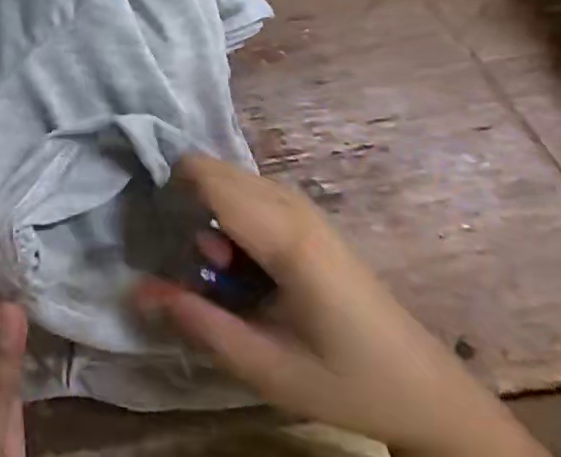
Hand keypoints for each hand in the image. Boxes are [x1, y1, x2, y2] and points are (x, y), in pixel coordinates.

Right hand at [133, 155, 545, 455]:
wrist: (424, 388)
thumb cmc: (343, 379)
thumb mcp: (264, 366)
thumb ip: (197, 322)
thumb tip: (137, 290)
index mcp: (285, 237)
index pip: (211, 178)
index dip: (171, 185)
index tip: (148, 218)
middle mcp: (294, 207)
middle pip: (219, 172)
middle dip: (190, 203)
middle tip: (193, 264)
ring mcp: (306, 208)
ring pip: (236, 181)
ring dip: (212, 213)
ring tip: (220, 273)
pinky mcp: (311, 219)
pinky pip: (254, 195)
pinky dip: (233, 217)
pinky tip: (245, 268)